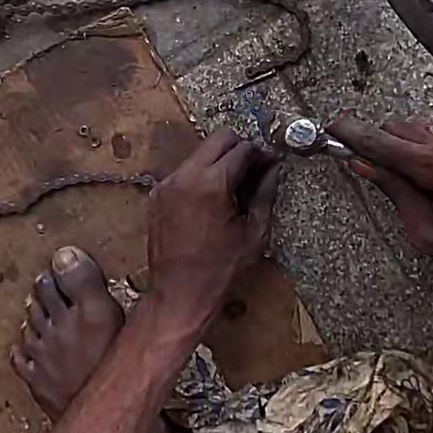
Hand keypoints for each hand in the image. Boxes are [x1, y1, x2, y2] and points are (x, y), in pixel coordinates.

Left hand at [146, 129, 282, 328]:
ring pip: (200, 152)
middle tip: (255, 168)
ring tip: (235, 187)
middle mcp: (186, 176)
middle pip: (219, 139)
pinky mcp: (157, 194)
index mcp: (212, 184)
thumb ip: (265, 193)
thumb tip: (274, 167)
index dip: (262, 153)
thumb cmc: (222, 269)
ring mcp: (167, 184)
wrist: (180, 294)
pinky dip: (202, 174)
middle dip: (240, 148)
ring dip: (220, 160)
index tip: (272, 161)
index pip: (243, 149)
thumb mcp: (254, 232)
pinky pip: (185, 171)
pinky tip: (213, 199)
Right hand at [327, 117, 432, 281]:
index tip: (332, 128)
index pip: (384, 143)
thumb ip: (394, 192)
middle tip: (361, 166)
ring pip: (413, 132)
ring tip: (400, 184)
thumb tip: (366, 166)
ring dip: (398, 150)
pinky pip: (432, 137)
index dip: (353, 135)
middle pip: (396, 131)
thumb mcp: (429, 232)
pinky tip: (421, 179)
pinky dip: (417, 151)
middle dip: (376, 146)